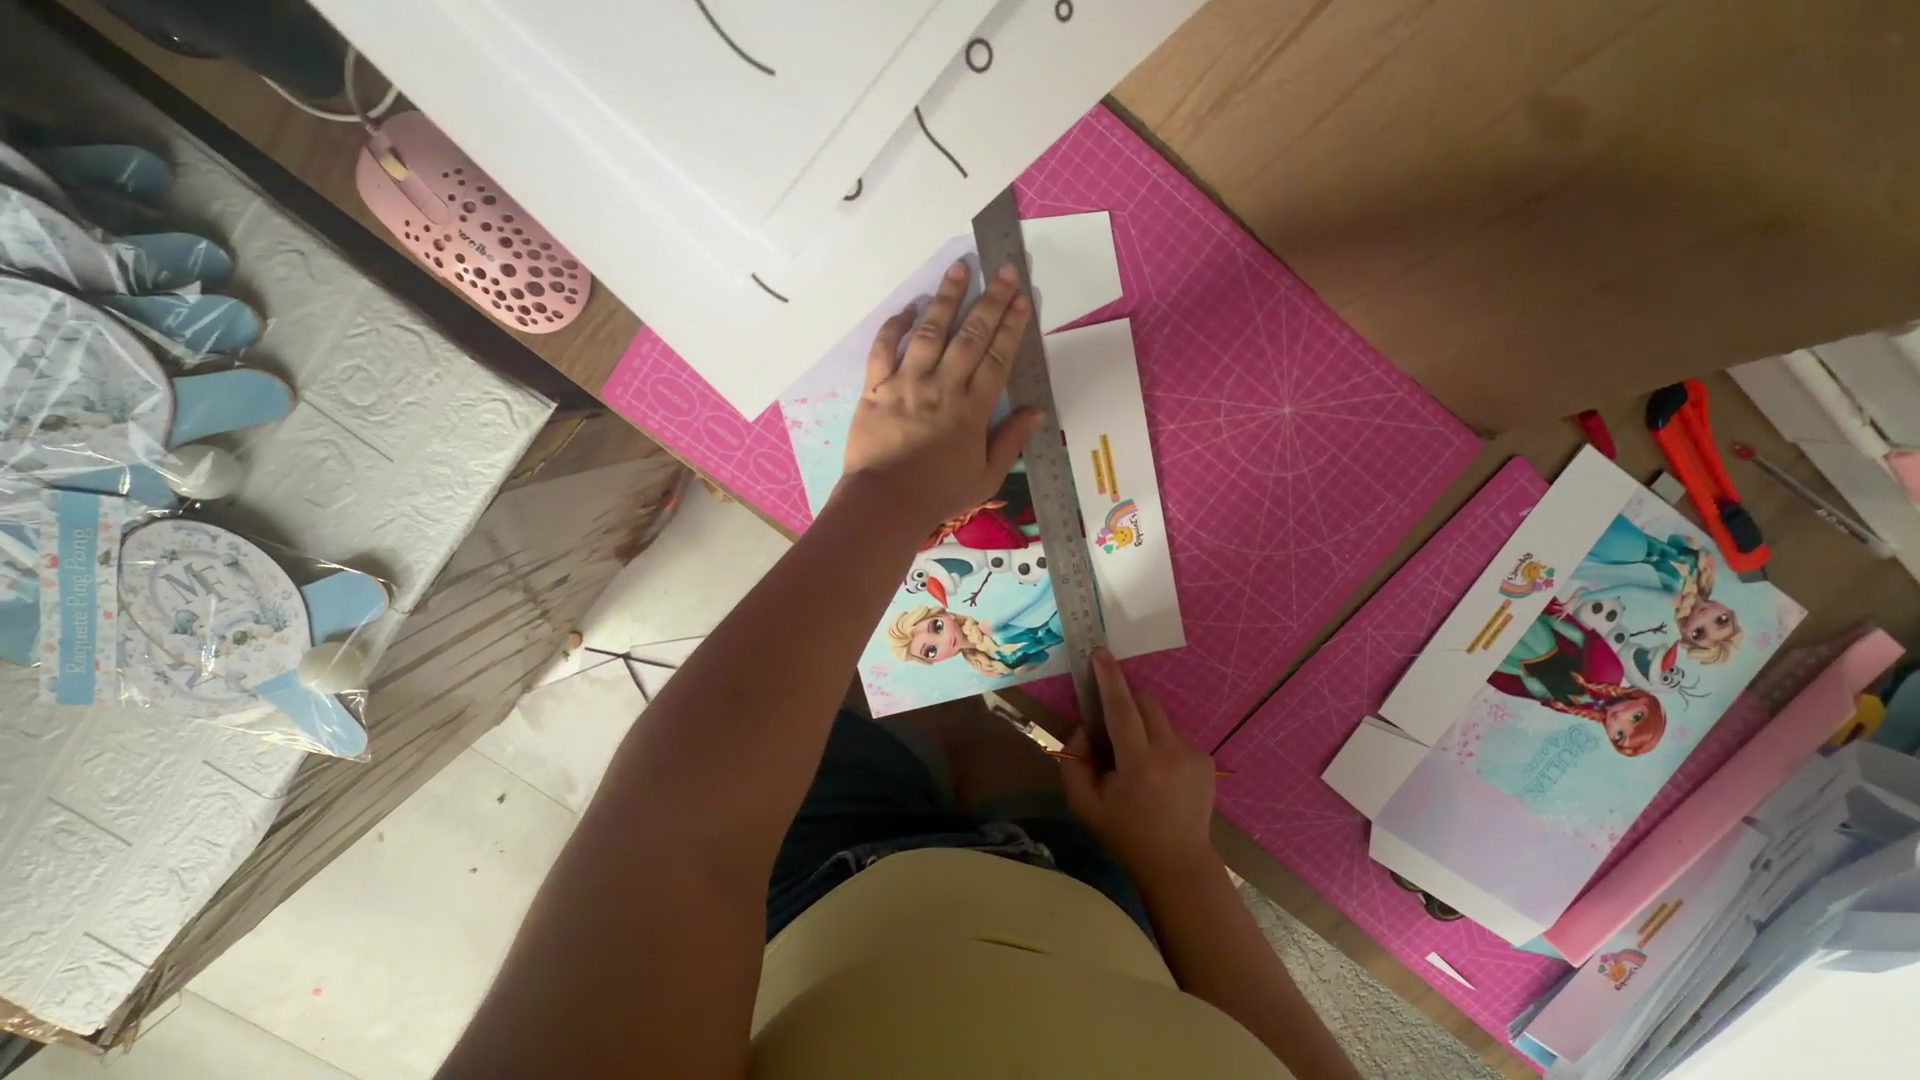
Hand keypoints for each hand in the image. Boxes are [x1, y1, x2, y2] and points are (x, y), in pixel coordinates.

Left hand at [837, 259, 1043, 534]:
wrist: (884, 503)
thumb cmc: (938, 493)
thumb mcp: (986, 475)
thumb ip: (1011, 440)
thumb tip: (1036, 411)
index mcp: (972, 409)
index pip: (998, 358)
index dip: (1012, 326)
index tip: (1023, 298)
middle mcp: (942, 387)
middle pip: (970, 335)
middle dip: (990, 300)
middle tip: (1004, 269)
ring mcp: (907, 383)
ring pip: (930, 332)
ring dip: (946, 298)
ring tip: (959, 268)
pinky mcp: (876, 387)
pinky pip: (884, 348)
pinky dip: (895, 325)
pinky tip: (909, 308)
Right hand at [1059, 649, 1219, 881]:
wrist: (1177, 862)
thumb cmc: (1124, 834)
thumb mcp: (1084, 804)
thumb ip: (1074, 761)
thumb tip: (1083, 727)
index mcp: (1138, 765)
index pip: (1122, 710)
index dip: (1110, 679)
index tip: (1100, 653)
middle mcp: (1170, 753)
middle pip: (1146, 703)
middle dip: (1127, 704)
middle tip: (1113, 730)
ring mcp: (1193, 755)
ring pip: (1161, 719)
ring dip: (1144, 728)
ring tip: (1140, 765)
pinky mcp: (1206, 760)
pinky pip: (1175, 735)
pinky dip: (1161, 744)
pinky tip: (1160, 776)